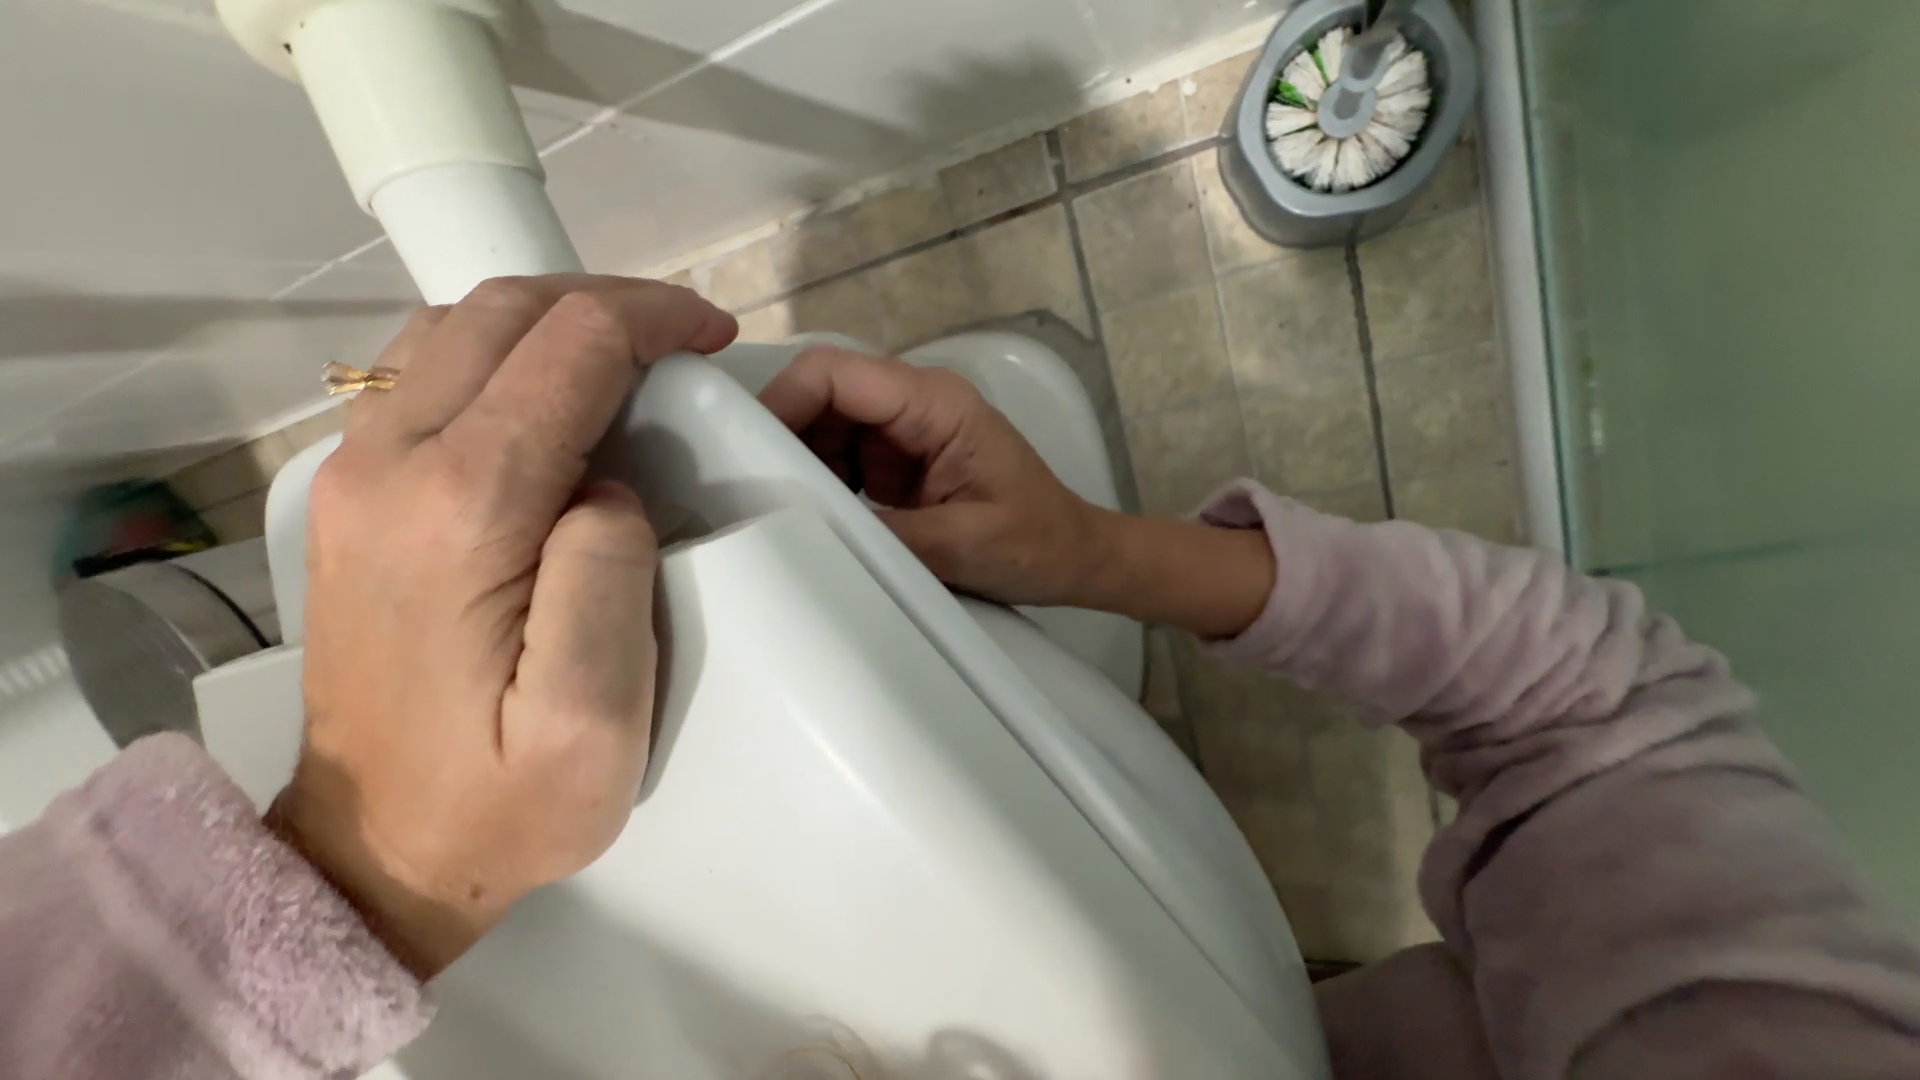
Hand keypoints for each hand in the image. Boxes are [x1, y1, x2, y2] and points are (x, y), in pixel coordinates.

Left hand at [265, 275, 736, 978]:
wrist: (374, 850)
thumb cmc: (504, 799)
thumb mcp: (593, 718)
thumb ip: (610, 575)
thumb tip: (614, 485)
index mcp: (465, 509)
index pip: (570, 348)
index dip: (655, 322)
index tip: (718, 336)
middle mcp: (392, 465)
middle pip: (506, 312)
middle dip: (613, 302)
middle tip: (691, 335)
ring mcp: (357, 475)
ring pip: (458, 327)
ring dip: (558, 318)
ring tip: (636, 353)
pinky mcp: (355, 495)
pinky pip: (430, 371)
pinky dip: (509, 351)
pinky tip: (558, 393)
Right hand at [759, 346, 1105, 606]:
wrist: (1072, 557)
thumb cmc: (1035, 542)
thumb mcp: (964, 543)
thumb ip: (886, 533)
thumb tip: (805, 529)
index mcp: (935, 403)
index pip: (835, 373)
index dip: (782, 401)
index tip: (747, 454)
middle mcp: (913, 406)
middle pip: (821, 396)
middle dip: (782, 437)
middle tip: (751, 494)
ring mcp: (904, 434)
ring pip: (823, 429)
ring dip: (798, 466)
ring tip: (775, 513)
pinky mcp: (898, 464)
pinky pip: (840, 461)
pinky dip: (820, 486)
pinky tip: (811, 520)